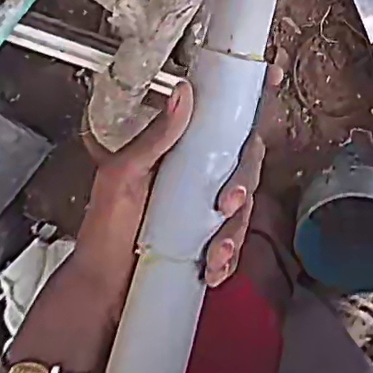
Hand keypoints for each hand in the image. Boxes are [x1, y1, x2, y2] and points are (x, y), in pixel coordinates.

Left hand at [83, 81, 264, 286]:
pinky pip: (236, 241)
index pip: (222, 113)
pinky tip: (212, 268)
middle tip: (228, 202)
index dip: (252, 94)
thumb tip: (183, 91)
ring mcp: (207, 205)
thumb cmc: (103, 229)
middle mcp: (199, 170)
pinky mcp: (210, 239)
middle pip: (246, 158)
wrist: (99, 293)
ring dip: (236, 227)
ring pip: (246, 202)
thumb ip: (155, 137)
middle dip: (245, 181)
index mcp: (182, 146)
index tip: (272, 78)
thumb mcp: (123, 175)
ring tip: (216, 250)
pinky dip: (229, 256)